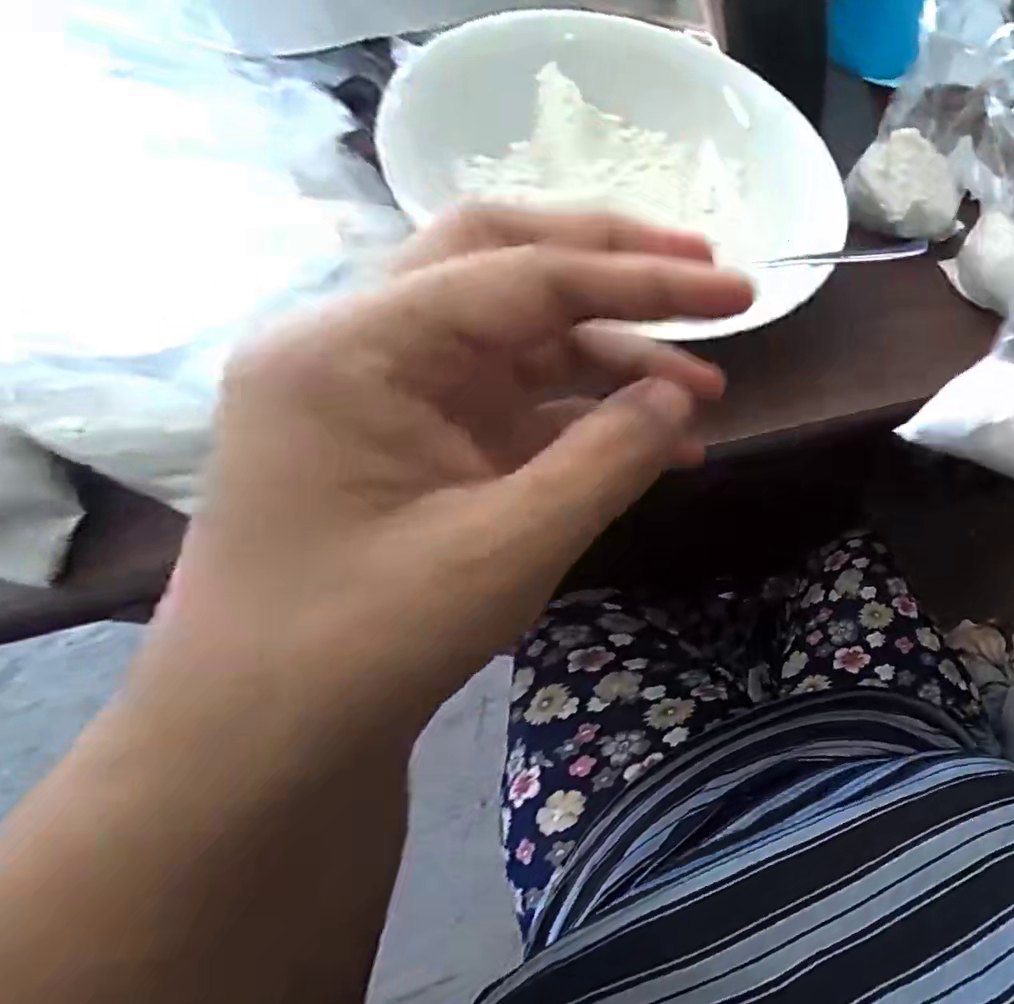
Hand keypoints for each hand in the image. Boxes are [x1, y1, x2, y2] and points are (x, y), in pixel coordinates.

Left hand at [138, 205, 752, 749]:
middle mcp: (368, 347)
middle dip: (617, 266)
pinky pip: (528, 402)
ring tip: (707, 390)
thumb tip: (682, 395)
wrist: (278, 730)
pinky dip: (598, 413)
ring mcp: (398, 395)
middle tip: (707, 275)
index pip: (524, 279)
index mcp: (358, 350)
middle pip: (508, 264)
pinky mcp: (429, 440)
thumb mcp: (511, 545)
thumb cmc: (373, 638)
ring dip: (620, 353)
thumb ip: (609, 457)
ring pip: (526, 335)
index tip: (735, 290)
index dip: (645, 281)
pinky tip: (664, 444)